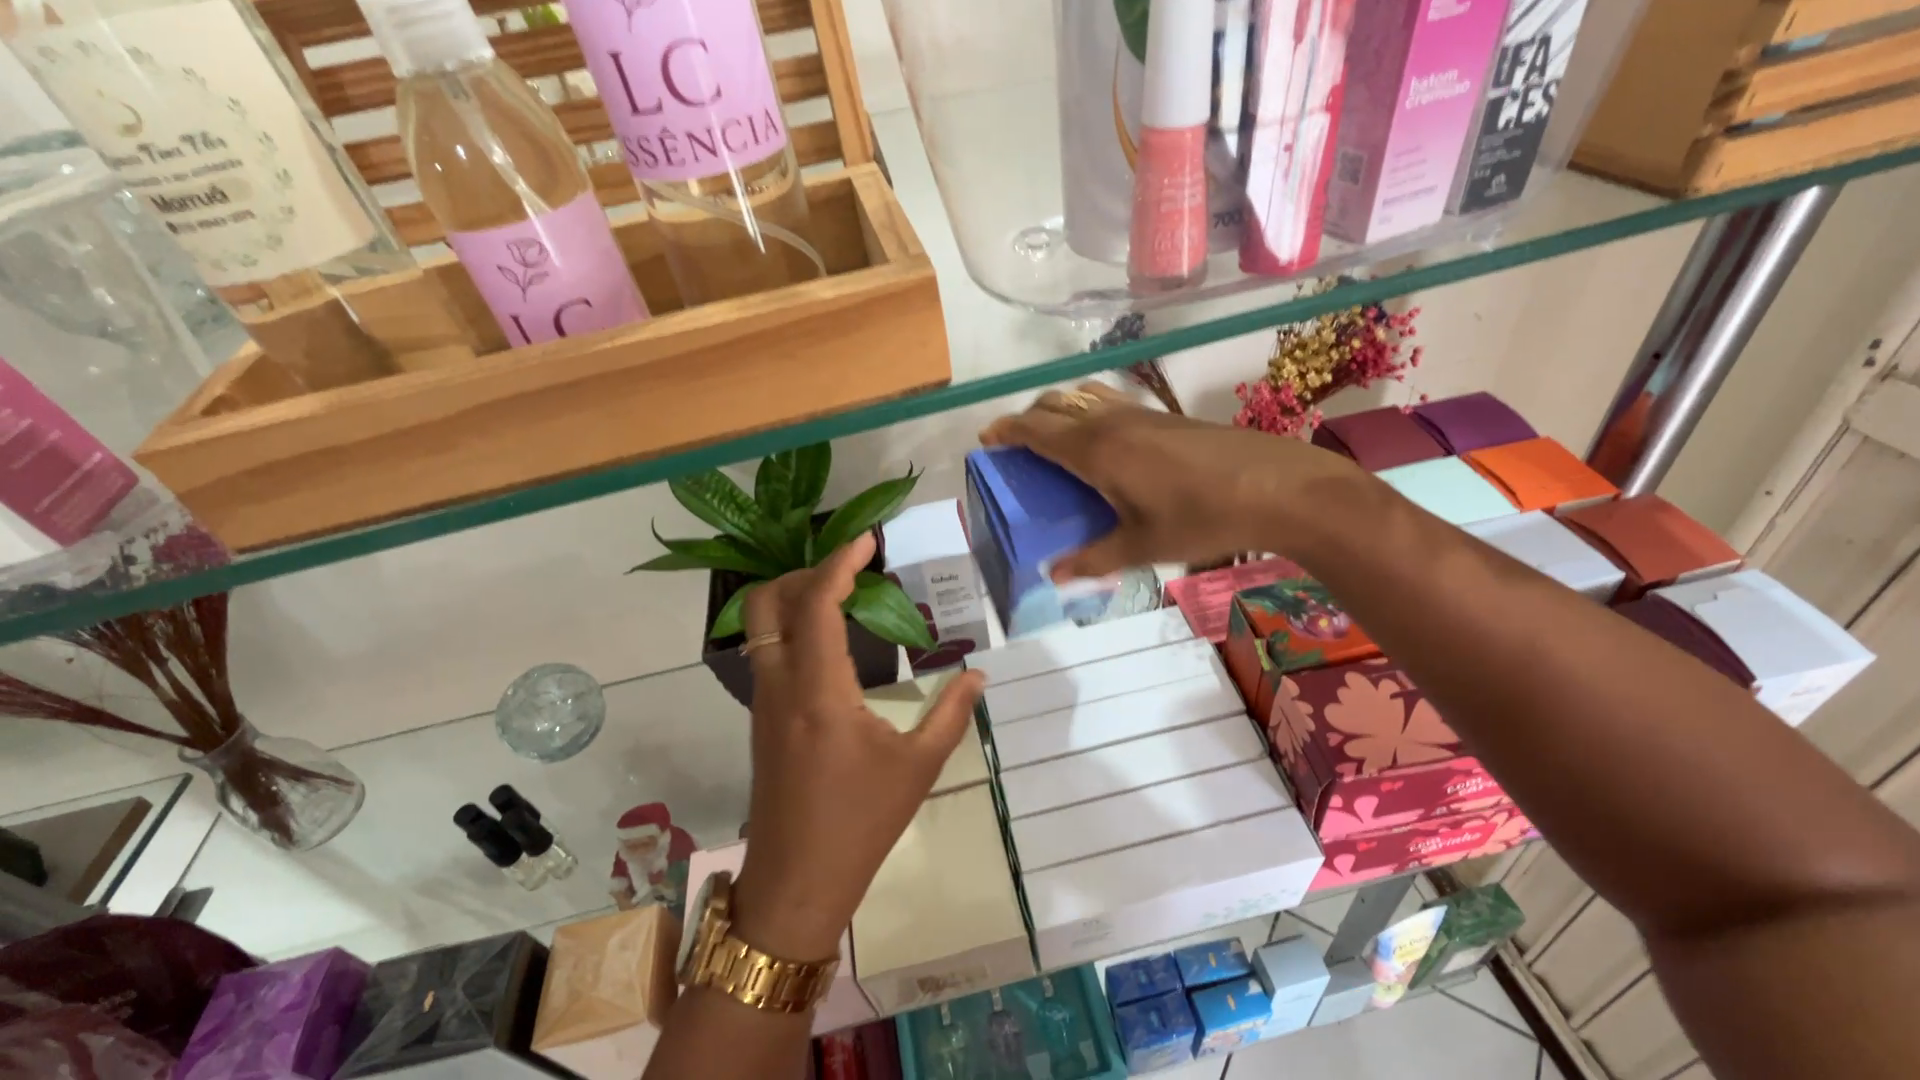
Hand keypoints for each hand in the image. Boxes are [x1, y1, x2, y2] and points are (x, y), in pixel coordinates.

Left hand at [731, 533, 986, 960]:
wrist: (796, 881)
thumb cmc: (860, 824)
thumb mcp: (917, 768)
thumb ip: (950, 713)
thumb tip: (978, 675)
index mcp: (818, 691)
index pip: (816, 603)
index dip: (839, 563)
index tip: (867, 541)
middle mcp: (780, 686)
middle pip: (766, 603)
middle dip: (804, 574)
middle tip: (851, 574)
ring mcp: (763, 703)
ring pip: (760, 628)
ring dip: (795, 600)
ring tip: (845, 602)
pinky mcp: (761, 720)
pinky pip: (767, 654)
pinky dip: (791, 629)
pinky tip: (831, 646)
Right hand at [979, 383, 1364, 578]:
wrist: (1277, 487)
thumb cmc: (1201, 517)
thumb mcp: (1143, 545)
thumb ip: (1094, 558)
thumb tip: (1053, 575)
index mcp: (1095, 449)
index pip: (1036, 429)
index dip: (1006, 431)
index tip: (986, 439)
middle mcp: (1111, 421)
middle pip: (1056, 405)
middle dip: (1029, 419)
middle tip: (1017, 446)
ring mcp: (1142, 413)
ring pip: (1085, 398)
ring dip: (1061, 412)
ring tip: (1057, 441)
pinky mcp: (1167, 417)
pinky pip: (1111, 404)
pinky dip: (1090, 414)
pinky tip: (1107, 446)